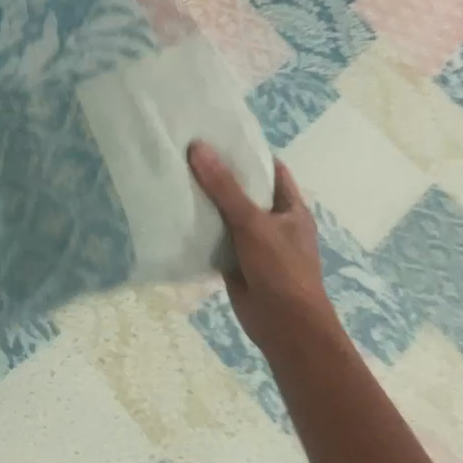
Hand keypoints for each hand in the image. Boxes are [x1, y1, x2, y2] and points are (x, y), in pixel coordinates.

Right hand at [186, 141, 343, 361]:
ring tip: (171, 175)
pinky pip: (214, 237)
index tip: (216, 134)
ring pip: (226, 214)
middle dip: (218, 174)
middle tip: (183, 151)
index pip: (271, 170)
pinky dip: (197, 227)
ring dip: (204, 201)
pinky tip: (172, 213)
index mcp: (291, 209)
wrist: (286, 327)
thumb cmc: (282, 270)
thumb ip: (224, 188)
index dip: (247, 152)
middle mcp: (274, 223)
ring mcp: (254, 243)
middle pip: (244, 190)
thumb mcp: (252, 223)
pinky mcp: (236, 261)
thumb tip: (197, 147)